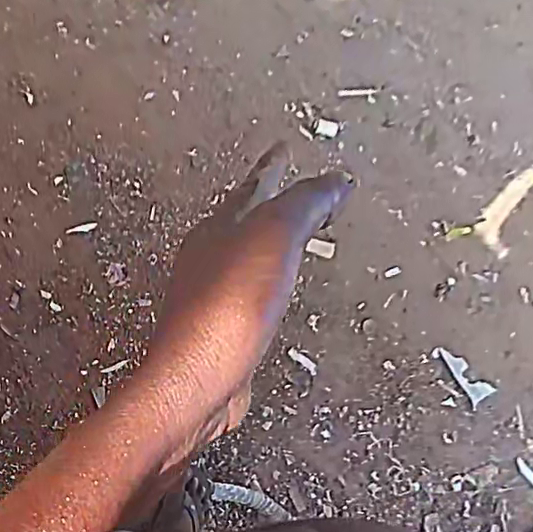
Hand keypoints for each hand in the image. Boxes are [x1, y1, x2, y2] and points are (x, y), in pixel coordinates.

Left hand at [135, 144, 353, 456]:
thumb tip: (334, 180)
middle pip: (244, 224)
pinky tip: (273, 296)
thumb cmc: (226, 313)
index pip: (252, 187)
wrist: (198, 382)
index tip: (284, 149)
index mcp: (217, 231)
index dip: (272, 167)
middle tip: (289, 189)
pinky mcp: (223, 336)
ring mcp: (213, 302)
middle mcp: (209, 263)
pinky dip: (267, 289)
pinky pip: (251, 300)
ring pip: (245, 262)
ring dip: (267, 247)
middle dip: (267, 205)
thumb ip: (304, 204)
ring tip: (287, 239)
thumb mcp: (273, 238)